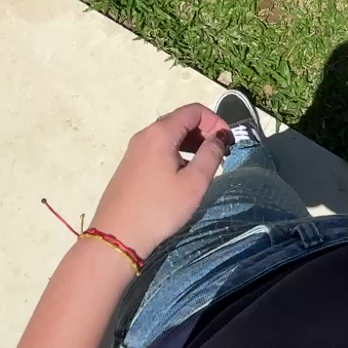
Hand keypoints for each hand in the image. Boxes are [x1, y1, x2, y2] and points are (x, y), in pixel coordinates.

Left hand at [87, 104, 232, 258]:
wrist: (117, 236)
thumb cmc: (159, 208)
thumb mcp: (194, 183)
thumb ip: (211, 155)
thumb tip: (218, 138)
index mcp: (161, 133)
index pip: (194, 110)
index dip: (216, 120)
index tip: (229, 141)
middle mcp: (145, 135)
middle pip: (181, 120)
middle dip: (205, 131)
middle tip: (221, 153)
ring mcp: (135, 150)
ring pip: (170, 135)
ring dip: (192, 143)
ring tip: (207, 164)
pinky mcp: (131, 165)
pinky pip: (159, 148)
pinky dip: (178, 152)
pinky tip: (185, 174)